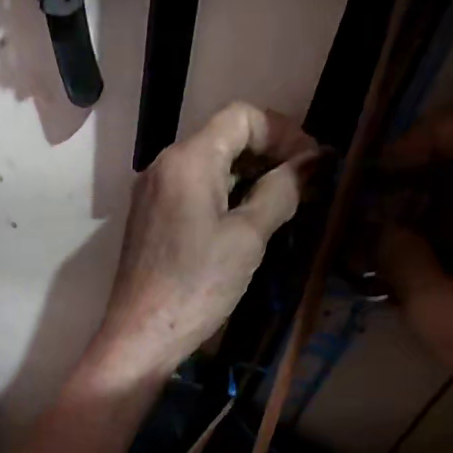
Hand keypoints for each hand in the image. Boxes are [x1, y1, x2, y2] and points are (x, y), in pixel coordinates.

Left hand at [94, 102, 320, 382]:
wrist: (140, 337)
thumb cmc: (196, 286)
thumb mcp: (248, 237)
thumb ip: (281, 190)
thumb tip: (311, 162)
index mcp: (186, 160)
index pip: (242, 116)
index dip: (284, 131)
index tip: (311, 163)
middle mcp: (162, 168)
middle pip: (224, 139)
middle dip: (269, 155)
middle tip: (305, 186)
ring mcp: (151, 196)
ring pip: (209, 168)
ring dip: (248, 179)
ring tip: (285, 207)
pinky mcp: (150, 223)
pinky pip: (192, 194)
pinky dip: (224, 199)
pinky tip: (249, 224)